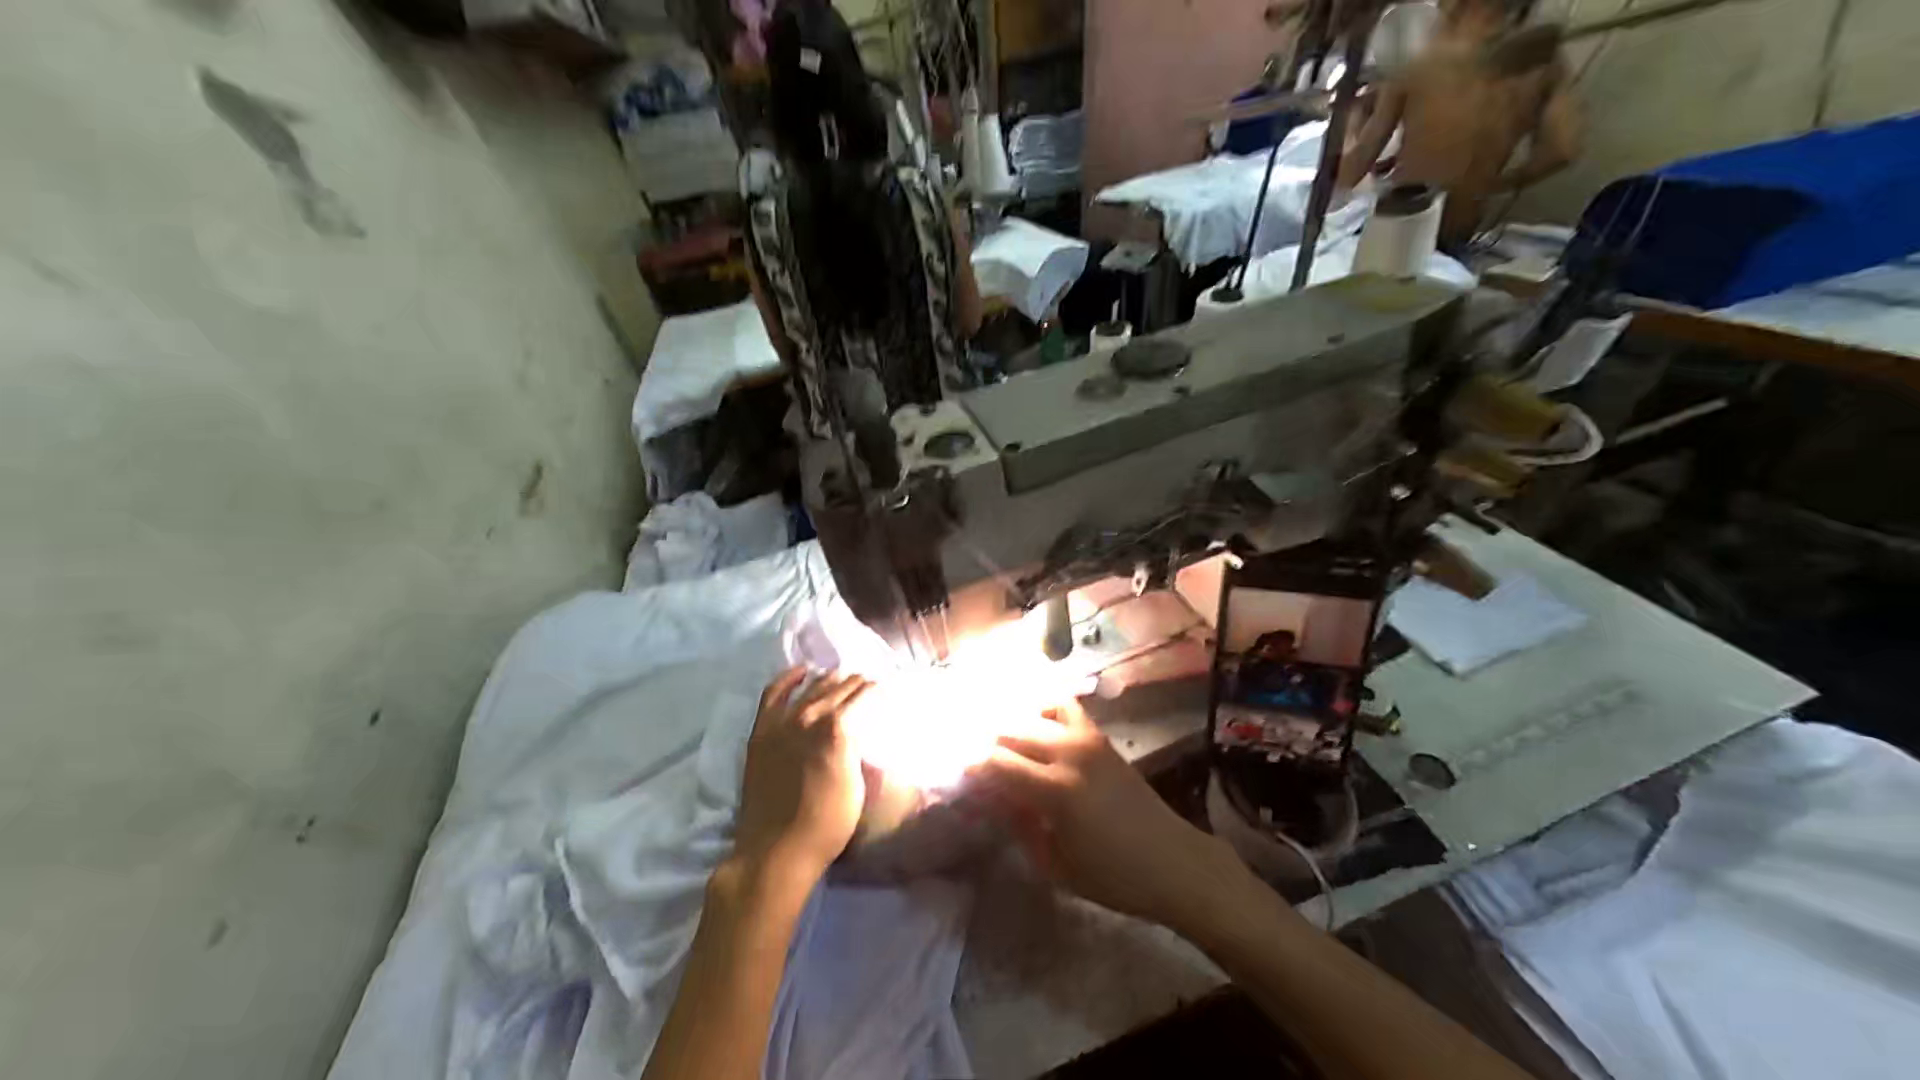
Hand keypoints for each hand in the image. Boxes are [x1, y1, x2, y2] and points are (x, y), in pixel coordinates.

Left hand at [732, 668, 873, 888]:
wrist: (776, 850)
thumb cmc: (827, 824)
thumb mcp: (857, 785)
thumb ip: (856, 749)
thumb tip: (858, 732)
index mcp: (838, 729)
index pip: (863, 696)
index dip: (877, 691)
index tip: (884, 691)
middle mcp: (810, 716)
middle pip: (839, 687)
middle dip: (856, 683)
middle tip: (867, 683)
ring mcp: (782, 721)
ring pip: (811, 687)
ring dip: (829, 679)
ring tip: (841, 676)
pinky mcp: (761, 731)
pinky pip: (774, 694)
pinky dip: (788, 679)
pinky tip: (800, 672)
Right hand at [969, 700, 1242, 929]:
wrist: (1174, 862)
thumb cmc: (1113, 876)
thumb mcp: (1055, 865)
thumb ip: (1017, 825)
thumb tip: (987, 799)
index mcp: (1055, 791)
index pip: (995, 764)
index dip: (970, 768)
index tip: (955, 778)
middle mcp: (1068, 754)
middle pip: (1009, 732)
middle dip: (984, 745)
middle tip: (973, 764)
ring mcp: (1087, 740)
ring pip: (1032, 714)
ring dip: (1010, 727)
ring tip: (998, 747)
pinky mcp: (1101, 738)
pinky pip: (1065, 708)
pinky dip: (1043, 709)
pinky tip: (1032, 725)